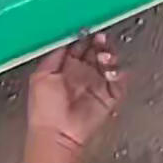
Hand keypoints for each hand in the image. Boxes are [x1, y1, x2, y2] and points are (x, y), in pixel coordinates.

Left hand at [26, 34, 124, 159]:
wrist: (58, 134)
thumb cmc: (45, 109)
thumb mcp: (42, 75)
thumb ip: (55, 54)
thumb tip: (64, 36)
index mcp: (65, 67)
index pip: (79, 44)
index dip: (84, 36)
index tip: (88, 29)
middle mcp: (82, 73)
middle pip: (96, 50)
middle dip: (100, 42)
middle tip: (100, 39)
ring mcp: (96, 84)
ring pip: (109, 61)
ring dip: (109, 55)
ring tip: (105, 58)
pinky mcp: (109, 97)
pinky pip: (120, 80)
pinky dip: (120, 73)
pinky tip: (113, 71)